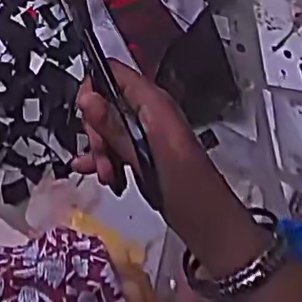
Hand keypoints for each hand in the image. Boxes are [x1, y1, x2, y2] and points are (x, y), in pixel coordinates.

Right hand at [71, 59, 199, 190]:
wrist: (215, 230)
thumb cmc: (191, 195)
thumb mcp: (144, 159)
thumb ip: (113, 127)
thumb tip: (87, 98)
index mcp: (154, 103)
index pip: (112, 71)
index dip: (93, 87)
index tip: (86, 116)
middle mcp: (151, 111)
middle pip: (106, 100)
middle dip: (96, 127)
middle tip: (99, 153)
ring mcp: (148, 131)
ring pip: (109, 124)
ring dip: (100, 147)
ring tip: (105, 172)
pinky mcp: (146, 149)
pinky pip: (118, 142)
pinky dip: (108, 156)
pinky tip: (102, 173)